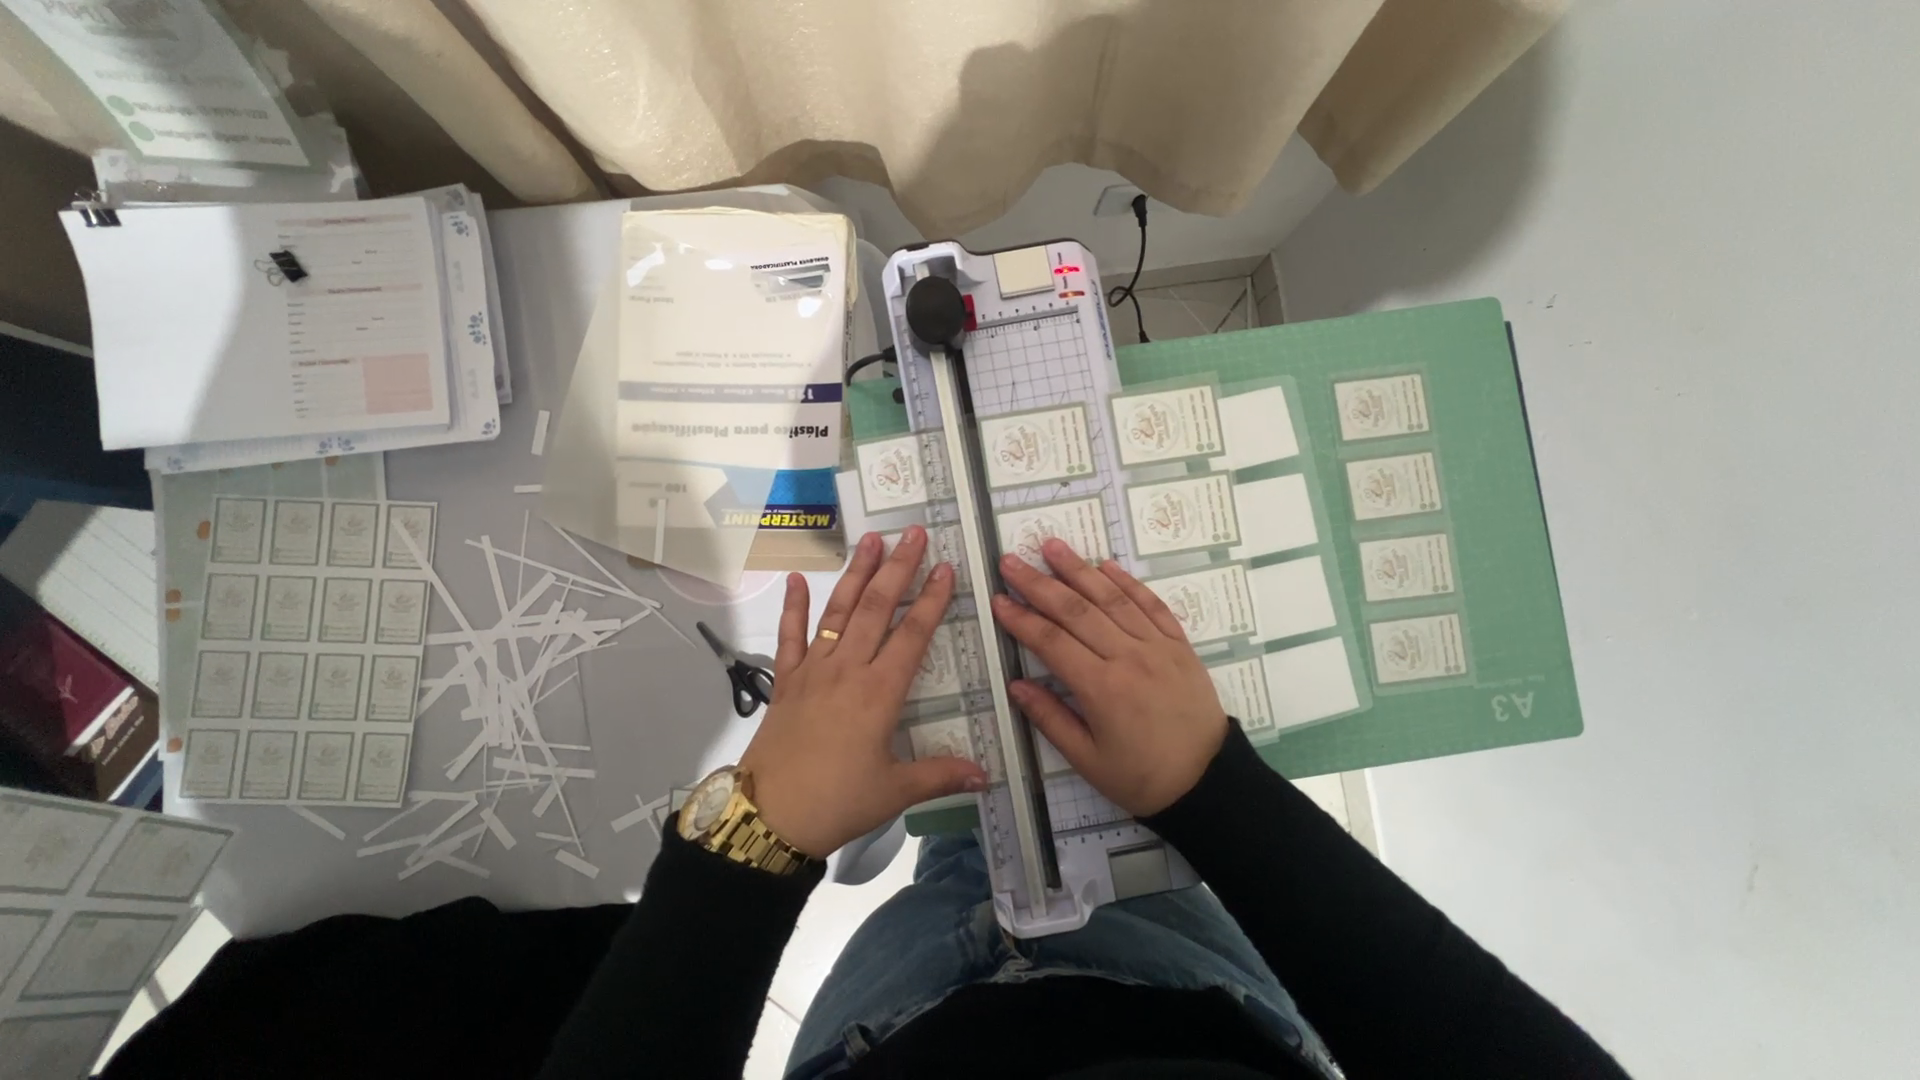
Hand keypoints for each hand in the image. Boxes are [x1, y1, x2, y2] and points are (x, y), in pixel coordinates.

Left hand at [740, 528, 988, 856]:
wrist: (769, 817)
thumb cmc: (837, 802)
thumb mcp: (895, 791)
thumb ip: (940, 775)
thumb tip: (985, 776)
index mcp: (879, 692)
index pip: (913, 634)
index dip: (932, 600)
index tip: (946, 568)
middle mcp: (847, 670)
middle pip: (877, 608)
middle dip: (898, 568)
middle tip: (912, 532)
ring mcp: (812, 671)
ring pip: (838, 611)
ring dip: (856, 574)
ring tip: (870, 540)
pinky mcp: (785, 681)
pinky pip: (790, 637)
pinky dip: (794, 607)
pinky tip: (798, 579)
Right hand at [991, 539, 1228, 816]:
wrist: (1209, 783)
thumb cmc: (1142, 779)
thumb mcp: (1088, 760)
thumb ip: (1050, 718)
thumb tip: (1015, 685)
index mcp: (1101, 688)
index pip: (1051, 642)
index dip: (1021, 618)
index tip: (998, 599)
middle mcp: (1128, 658)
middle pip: (1076, 611)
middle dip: (1039, 583)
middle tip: (1011, 561)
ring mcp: (1157, 647)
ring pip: (1112, 598)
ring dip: (1080, 569)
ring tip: (1053, 546)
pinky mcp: (1180, 645)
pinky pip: (1151, 605)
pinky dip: (1128, 583)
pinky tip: (1107, 565)